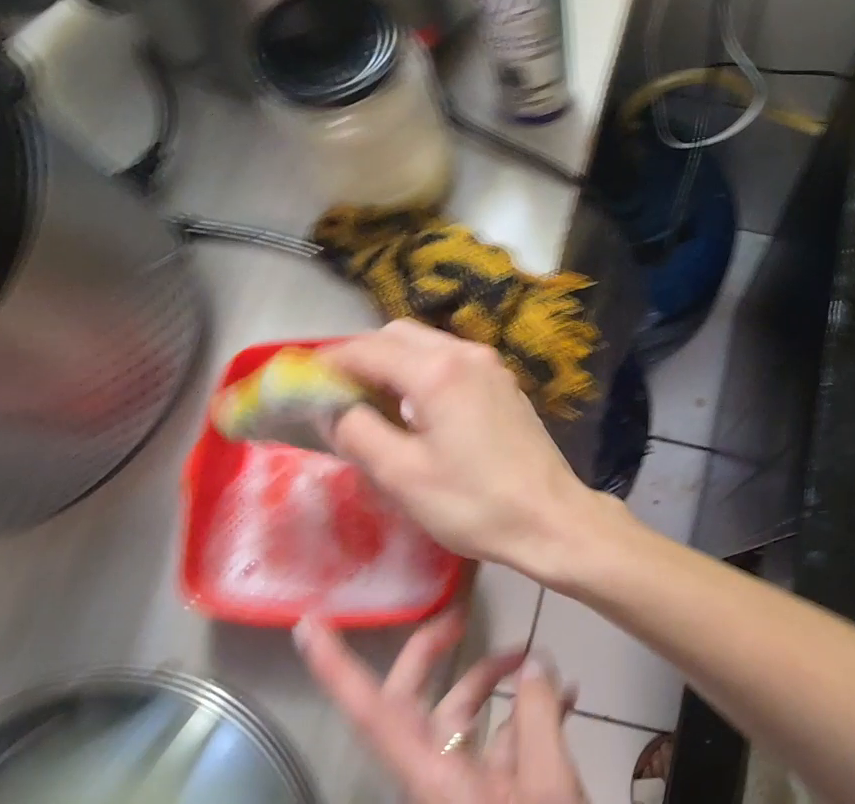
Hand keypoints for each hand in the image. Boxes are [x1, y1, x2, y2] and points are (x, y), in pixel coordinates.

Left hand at [295, 609, 585, 803]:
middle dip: (430, 653)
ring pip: (458, 717)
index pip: (371, 712)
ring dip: (493, 680)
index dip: (337, 670)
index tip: (310, 627)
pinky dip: (527, 714)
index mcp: (430, 775)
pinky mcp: (488, 793)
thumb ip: (538, 718)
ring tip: (537, 658)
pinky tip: (567, 697)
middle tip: (460, 616)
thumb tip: (535, 663)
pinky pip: (497, 742)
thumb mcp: (546, 784)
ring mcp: (459, 785)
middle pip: (411, 703)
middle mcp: (433, 775)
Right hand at [321, 320, 614, 576]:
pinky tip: (416, 412)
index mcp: (437, 371)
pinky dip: (423, 373)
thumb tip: (332, 409)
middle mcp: (465, 354)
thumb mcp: (402, 476)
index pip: (366, 349)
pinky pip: (450, 362)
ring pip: (426, 344)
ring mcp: (490, 366)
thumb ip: (358, 433)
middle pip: (398, 334)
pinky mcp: (503, 383)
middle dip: (362, 357)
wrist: (551, 518)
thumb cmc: (474, 503)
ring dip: (393, 364)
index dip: (329, 363)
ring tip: (373, 406)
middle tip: (338, 396)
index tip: (303, 384)